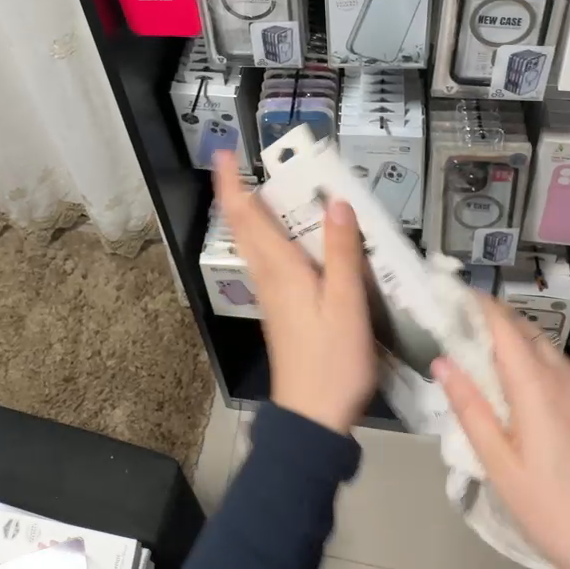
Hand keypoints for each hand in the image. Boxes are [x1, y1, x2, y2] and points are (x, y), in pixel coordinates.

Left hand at [213, 153, 376, 434]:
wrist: (312, 417)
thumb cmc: (331, 360)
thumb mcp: (346, 304)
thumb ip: (343, 252)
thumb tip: (336, 202)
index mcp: (281, 268)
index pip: (247, 216)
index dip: (231, 183)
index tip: (223, 154)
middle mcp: (269, 275)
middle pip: (245, 226)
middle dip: (238, 191)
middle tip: (243, 162)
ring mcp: (271, 293)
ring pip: (253, 242)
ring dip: (251, 212)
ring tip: (264, 188)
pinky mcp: (280, 308)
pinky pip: (267, 259)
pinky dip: (268, 235)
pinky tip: (289, 238)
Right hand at [433, 297, 569, 568]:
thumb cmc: (558, 509)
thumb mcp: (501, 466)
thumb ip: (470, 409)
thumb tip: (442, 361)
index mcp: (537, 383)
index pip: (502, 321)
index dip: (473, 302)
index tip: (444, 295)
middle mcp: (564, 374)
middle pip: (522, 327)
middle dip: (488, 319)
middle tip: (452, 328)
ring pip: (541, 346)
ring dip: (509, 340)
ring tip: (476, 358)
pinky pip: (556, 366)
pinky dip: (529, 361)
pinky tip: (514, 389)